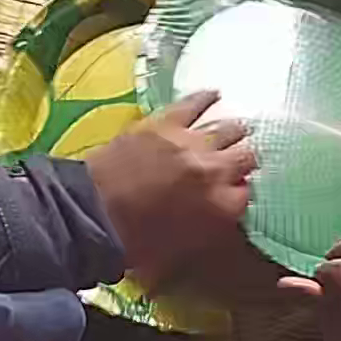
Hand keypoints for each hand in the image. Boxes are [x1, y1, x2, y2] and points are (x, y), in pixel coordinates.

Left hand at [85, 90, 255, 284]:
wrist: (92, 214)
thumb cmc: (139, 242)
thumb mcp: (187, 246)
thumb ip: (214, 225)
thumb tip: (225, 209)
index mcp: (222, 208)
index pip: (248, 193)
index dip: (241, 192)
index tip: (233, 193)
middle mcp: (216, 171)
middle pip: (247, 157)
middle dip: (244, 161)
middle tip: (238, 162)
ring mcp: (192, 143)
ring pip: (229, 129)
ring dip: (235, 133)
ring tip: (236, 131)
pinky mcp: (167, 123)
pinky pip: (194, 104)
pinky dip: (207, 99)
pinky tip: (216, 94)